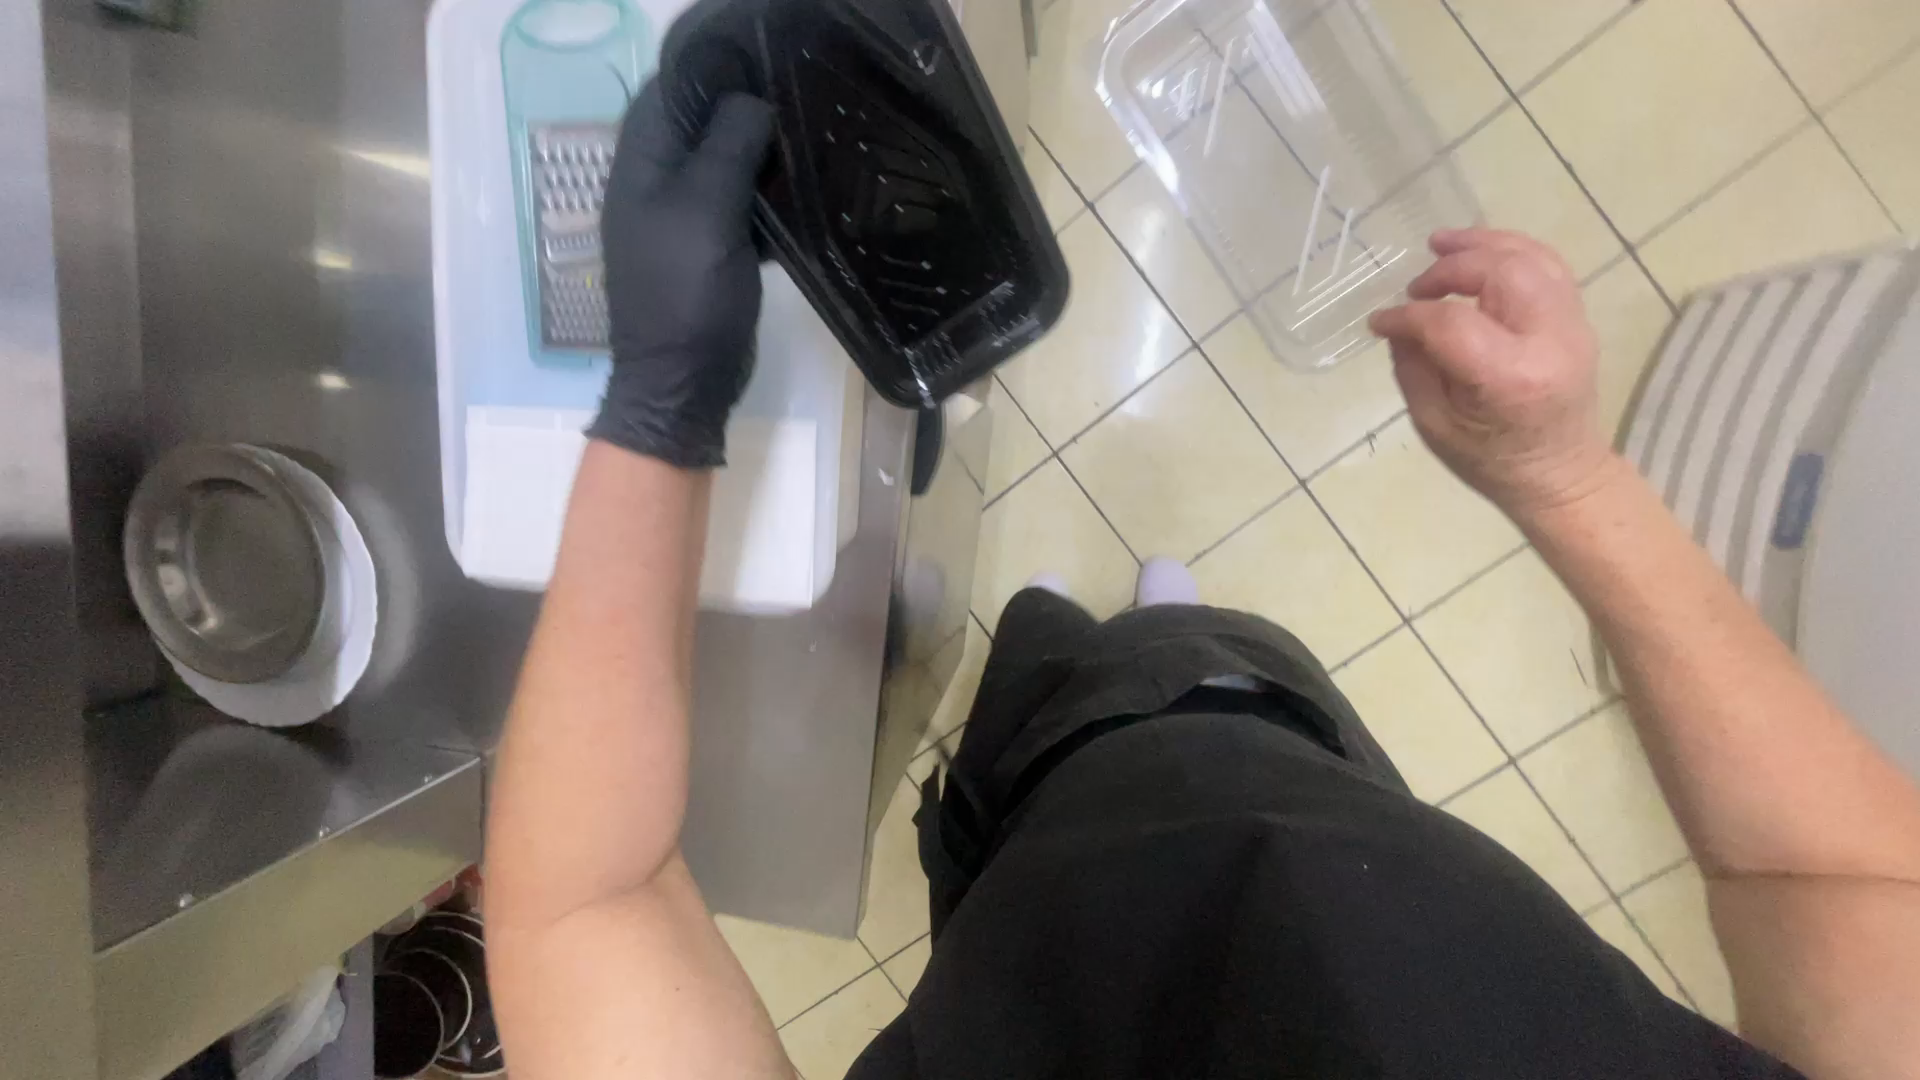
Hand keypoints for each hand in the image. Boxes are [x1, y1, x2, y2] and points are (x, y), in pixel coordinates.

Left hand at [587, 80, 775, 468]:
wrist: (683, 383)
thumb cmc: (687, 297)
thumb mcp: (705, 213)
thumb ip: (726, 149)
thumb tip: (752, 100)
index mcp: (641, 165)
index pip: (671, 92)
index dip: (713, 72)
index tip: (768, 66)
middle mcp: (656, 187)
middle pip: (699, 130)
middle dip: (744, 114)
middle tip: (798, 105)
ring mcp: (683, 225)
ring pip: (723, 172)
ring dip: (760, 161)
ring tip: (807, 146)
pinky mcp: (711, 257)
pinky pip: (738, 214)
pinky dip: (765, 205)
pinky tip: (800, 203)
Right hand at [1368, 228, 1616, 515]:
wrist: (1557, 469)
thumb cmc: (1486, 458)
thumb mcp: (1433, 422)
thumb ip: (1414, 367)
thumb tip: (1399, 327)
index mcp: (1509, 377)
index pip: (1451, 323)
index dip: (1408, 315)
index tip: (1380, 322)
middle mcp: (1548, 341)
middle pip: (1504, 272)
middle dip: (1451, 268)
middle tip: (1416, 285)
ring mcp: (1571, 325)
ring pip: (1532, 257)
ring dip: (1483, 245)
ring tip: (1441, 244)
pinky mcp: (1575, 317)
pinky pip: (1547, 265)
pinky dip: (1508, 251)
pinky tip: (1477, 254)